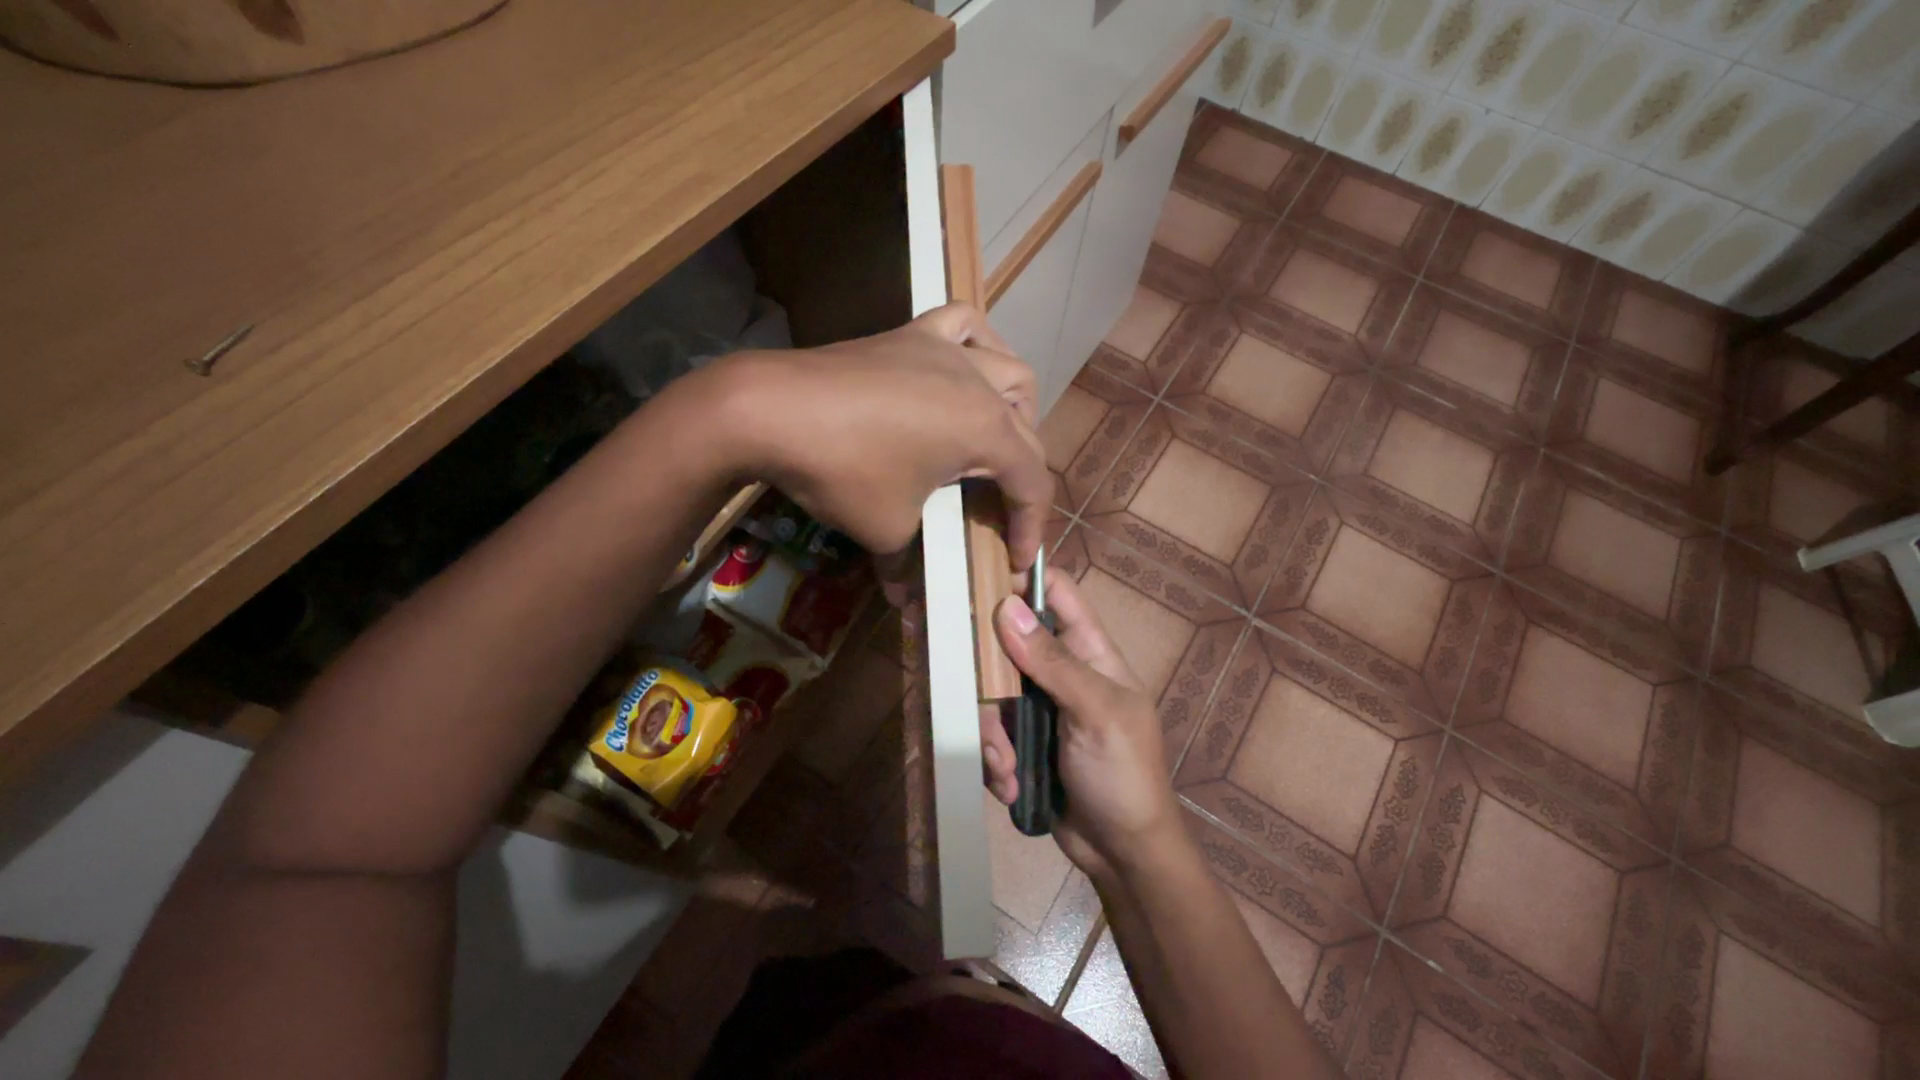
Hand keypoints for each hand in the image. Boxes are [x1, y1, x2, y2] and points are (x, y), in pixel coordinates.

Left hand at [699, 304, 1049, 570]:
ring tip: (995, 437)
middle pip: (1025, 430)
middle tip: (998, 511)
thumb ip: (908, 561)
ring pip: (1008, 367)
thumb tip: (904, 599)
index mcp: (986, 430)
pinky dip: (977, 343)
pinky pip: (961, 324)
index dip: (1031, 526)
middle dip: (1022, 476)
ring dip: (1015, 407)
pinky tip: (966, 365)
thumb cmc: (841, 471)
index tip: (1019, 560)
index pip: (1031, 482)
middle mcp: (979, 383)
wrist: (771, 410)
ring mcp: (945, 351)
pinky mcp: (910, 334)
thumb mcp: (886, 529)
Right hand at [982, 575, 1181, 877]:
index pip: (1056, 593)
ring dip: (991, 735)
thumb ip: (1054, 662)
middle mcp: (1060, 672)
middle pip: (1005, 645)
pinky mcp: (1021, 743)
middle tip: (989, 714)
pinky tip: (1010, 786)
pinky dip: (994, 761)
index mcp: (1090, 652)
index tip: (978, 588)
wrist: (1124, 853)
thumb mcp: (1096, 713)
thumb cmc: (1125, 774)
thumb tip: (1007, 606)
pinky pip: (989, 734)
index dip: (1021, 581)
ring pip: (989, 695)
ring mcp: (1038, 708)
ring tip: (1007, 769)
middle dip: (989, 685)